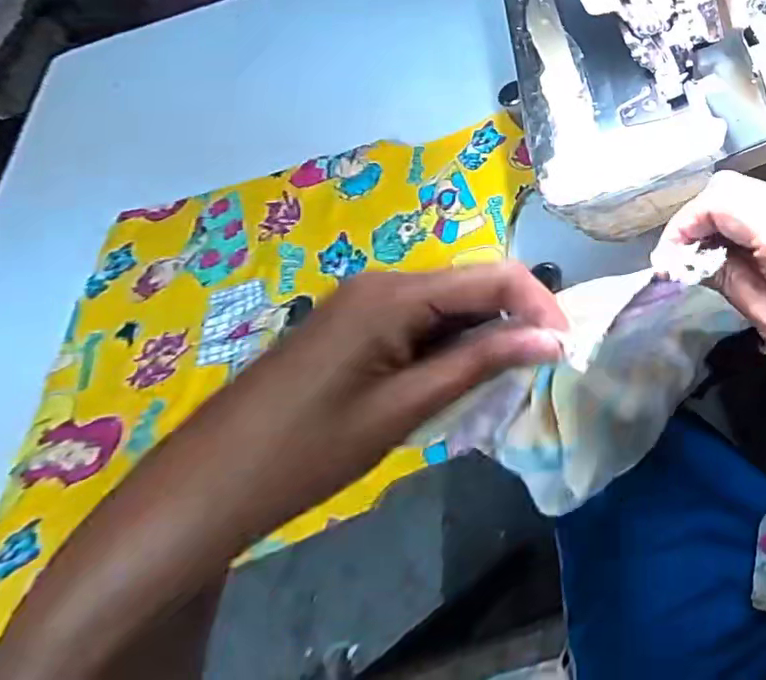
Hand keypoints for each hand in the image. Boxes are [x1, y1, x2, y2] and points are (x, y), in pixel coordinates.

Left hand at [263, 263, 569, 463]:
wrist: (201, 488)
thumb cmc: (307, 451)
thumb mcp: (406, 408)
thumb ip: (482, 363)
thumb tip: (553, 339)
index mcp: (395, 293)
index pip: (494, 276)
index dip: (540, 305)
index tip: (565, 347)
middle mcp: (383, 281)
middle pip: (472, 286)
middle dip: (513, 321)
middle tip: (535, 371)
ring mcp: (364, 299)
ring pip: (449, 304)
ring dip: (481, 336)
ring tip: (496, 385)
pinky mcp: (353, 322)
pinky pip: (419, 319)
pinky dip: (448, 345)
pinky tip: (449, 382)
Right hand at [657, 171, 765, 443]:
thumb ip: (728, 280)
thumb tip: (685, 260)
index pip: (720, 203)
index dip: (684, 226)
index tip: (667, 260)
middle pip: (732, 188)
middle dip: (698, 220)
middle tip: (680, 261)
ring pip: (749, 194)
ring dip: (719, 221)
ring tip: (701, 262)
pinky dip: (742, 224)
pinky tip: (732, 256)